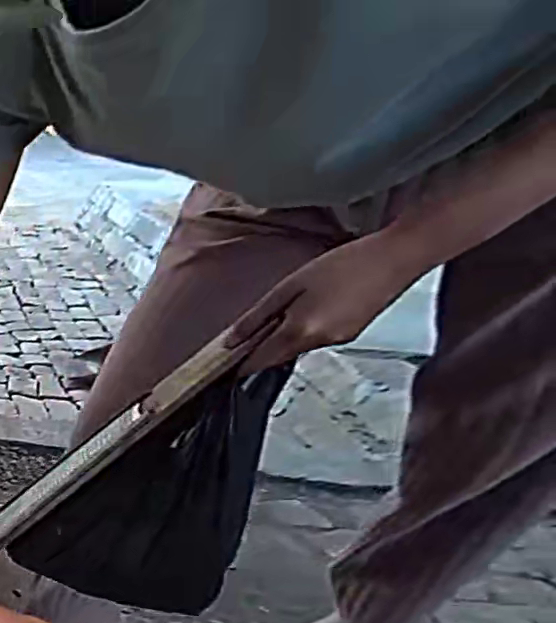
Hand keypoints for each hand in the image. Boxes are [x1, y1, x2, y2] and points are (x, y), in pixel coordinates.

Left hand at [226, 231, 429, 373]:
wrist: (404, 252)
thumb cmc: (345, 264)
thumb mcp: (288, 288)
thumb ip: (255, 318)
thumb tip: (230, 342)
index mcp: (300, 332)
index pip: (258, 362)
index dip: (238, 366)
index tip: (221, 366)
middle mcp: (320, 342)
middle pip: (275, 358)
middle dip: (258, 351)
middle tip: (248, 334)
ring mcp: (340, 339)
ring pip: (295, 349)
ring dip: (282, 340)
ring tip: (285, 313)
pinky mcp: (353, 333)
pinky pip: (315, 340)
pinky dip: (303, 333)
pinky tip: (310, 311)